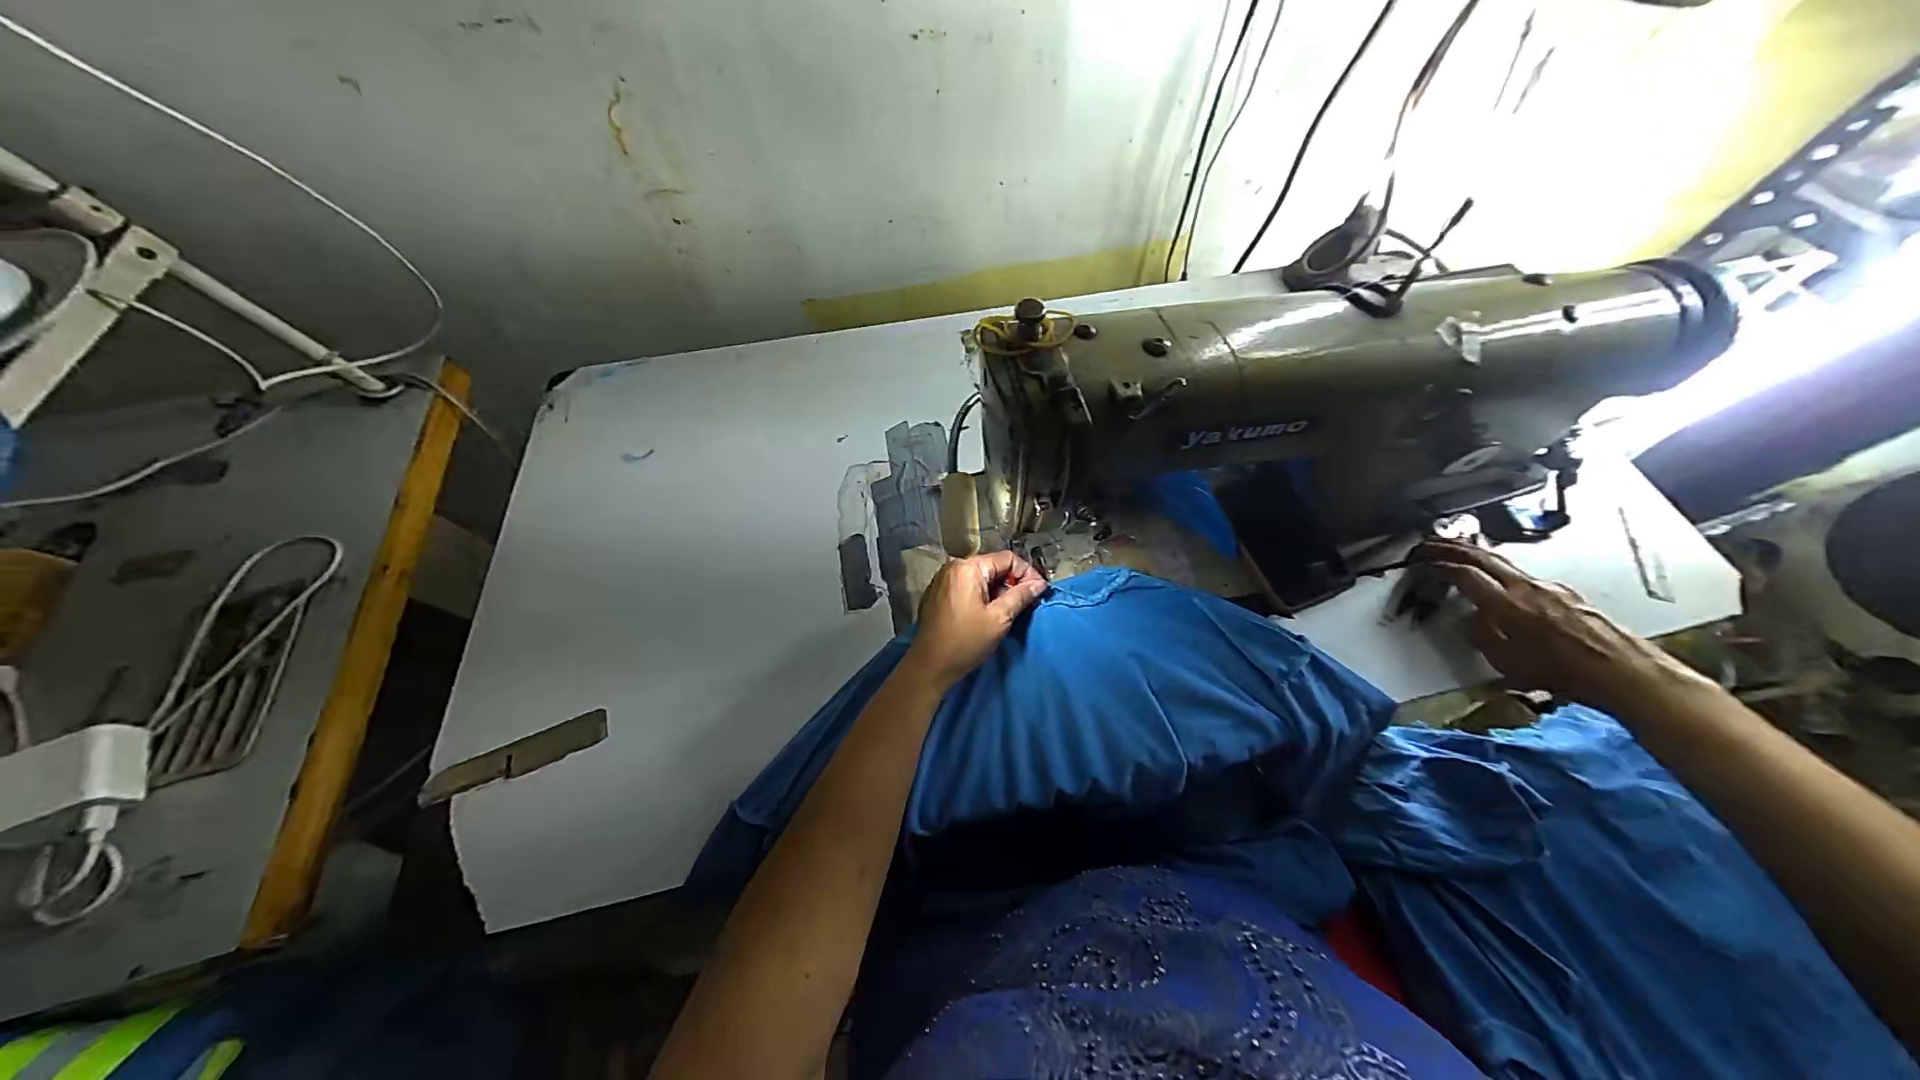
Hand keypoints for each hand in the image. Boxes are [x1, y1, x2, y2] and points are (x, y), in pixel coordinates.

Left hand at [901, 551, 1048, 690]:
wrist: (929, 665)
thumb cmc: (966, 641)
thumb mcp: (999, 618)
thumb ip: (1020, 596)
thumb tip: (1039, 583)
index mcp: (968, 567)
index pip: (1007, 558)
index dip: (1027, 573)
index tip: (1038, 592)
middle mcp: (953, 567)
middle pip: (992, 565)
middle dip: (1011, 582)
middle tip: (1024, 603)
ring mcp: (942, 579)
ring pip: (980, 576)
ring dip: (997, 590)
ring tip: (1007, 611)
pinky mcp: (937, 593)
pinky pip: (966, 586)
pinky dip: (981, 595)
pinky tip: (986, 613)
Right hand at [1415, 539, 1705, 712]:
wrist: (1626, 675)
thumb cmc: (1566, 675)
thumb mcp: (1507, 663)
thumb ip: (1482, 636)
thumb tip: (1474, 620)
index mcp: (1507, 605)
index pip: (1464, 574)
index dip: (1440, 565)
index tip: (1424, 563)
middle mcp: (1528, 589)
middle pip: (1483, 557)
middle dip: (1452, 547)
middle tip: (1431, 544)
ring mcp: (1551, 588)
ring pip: (1505, 563)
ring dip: (1477, 555)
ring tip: (1461, 553)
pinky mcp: (1568, 595)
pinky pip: (1526, 576)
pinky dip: (1504, 571)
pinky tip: (1502, 580)